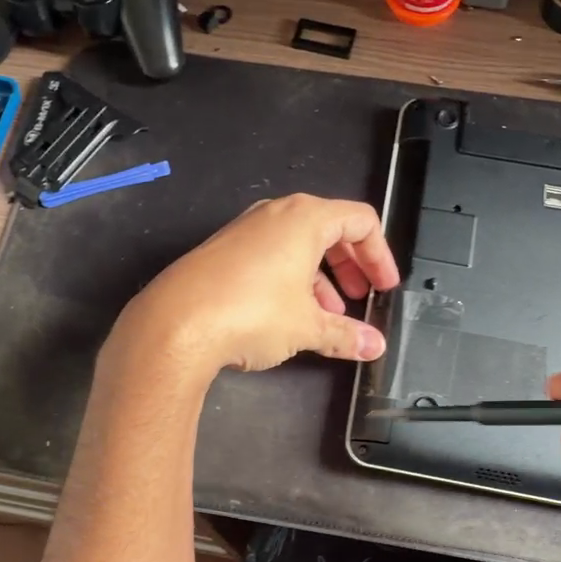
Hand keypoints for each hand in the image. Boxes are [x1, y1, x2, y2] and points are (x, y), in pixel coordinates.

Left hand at [115, 195, 400, 373]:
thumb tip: (373, 346)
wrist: (176, 325)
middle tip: (360, 297)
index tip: (384, 286)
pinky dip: (288, 280)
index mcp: (305, 218)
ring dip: (319, 278)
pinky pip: (268, 257)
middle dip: (350, 266)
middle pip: (328, 230)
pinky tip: (288, 317)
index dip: (380, 255)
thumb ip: (346, 334)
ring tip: (326, 316)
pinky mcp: (221, 252)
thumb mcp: (308, 327)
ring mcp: (244, 231)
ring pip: (296, 246)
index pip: (360, 221)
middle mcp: (274, 215)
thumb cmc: (251, 313)